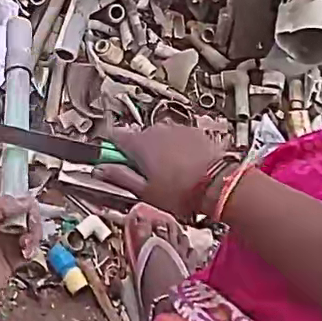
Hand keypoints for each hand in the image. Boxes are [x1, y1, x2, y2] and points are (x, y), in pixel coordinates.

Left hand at [0, 192, 37, 304]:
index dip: (18, 185)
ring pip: (31, 224)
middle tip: (30, 221)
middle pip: (24, 205)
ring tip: (26, 242)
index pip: (6, 186)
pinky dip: (33, 246)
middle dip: (31, 212)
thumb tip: (26, 200)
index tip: (28, 191)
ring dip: (34, 230)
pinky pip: (33, 244)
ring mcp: (9, 236)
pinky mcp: (17, 254)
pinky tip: (26, 252)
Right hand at [96, 124, 228, 219]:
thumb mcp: (144, 191)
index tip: (113, 164)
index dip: (110, 152)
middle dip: (137, 155)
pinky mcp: (193, 133)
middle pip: (136, 138)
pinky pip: (177, 139)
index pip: (112, 137)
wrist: (220, 185)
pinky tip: (183, 168)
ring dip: (158, 152)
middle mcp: (156, 130)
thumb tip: (101, 171)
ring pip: (158, 139)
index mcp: (139, 143)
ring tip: (167, 176)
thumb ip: (119, 177)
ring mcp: (176, 129)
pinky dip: (176, 150)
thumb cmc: (184, 191)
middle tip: (144, 178)